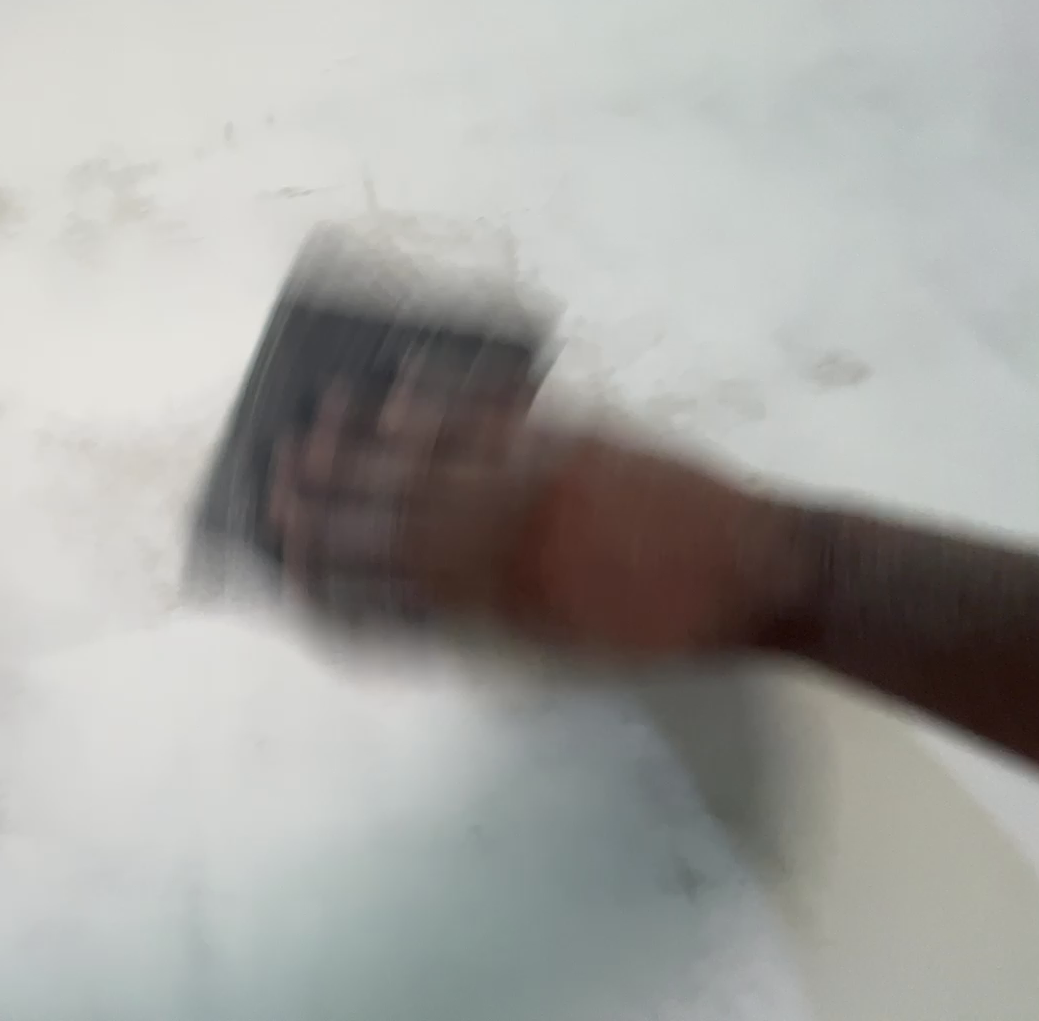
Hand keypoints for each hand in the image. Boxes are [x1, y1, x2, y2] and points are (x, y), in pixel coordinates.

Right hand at [269, 383, 803, 655]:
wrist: (765, 574)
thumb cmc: (652, 627)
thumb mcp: (556, 655)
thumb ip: (468, 632)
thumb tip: (393, 610)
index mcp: (495, 602)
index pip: (387, 588)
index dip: (329, 576)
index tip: (284, 566)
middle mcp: (501, 540)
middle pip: (389, 519)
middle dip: (323, 506)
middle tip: (273, 489)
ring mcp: (530, 481)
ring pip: (423, 462)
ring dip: (360, 447)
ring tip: (310, 426)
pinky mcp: (565, 438)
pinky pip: (488, 415)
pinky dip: (438, 399)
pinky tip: (396, 384)